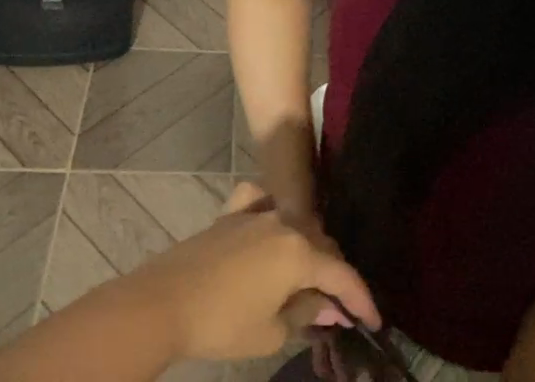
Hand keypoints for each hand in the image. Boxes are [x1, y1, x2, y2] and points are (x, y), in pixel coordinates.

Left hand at [116, 183, 379, 362]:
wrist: (161, 303)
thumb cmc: (221, 323)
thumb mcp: (271, 332)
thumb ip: (307, 314)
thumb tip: (329, 307)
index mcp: (300, 252)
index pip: (342, 275)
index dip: (361, 299)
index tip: (373, 320)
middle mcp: (284, 223)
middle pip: (321, 246)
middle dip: (335, 276)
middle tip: (339, 305)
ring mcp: (255, 214)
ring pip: (295, 225)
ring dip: (308, 249)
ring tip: (309, 275)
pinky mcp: (230, 215)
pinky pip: (260, 204)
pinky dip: (272, 212)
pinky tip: (270, 222)